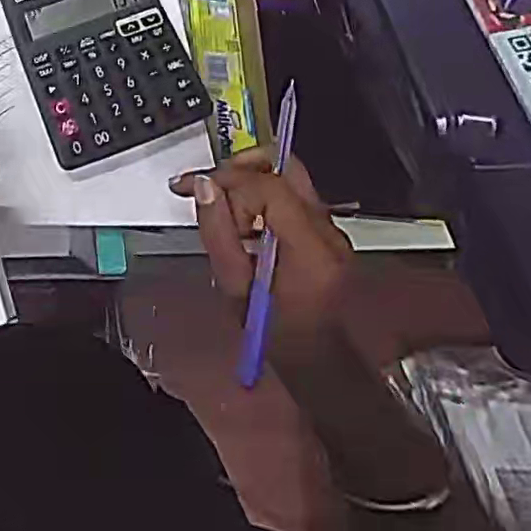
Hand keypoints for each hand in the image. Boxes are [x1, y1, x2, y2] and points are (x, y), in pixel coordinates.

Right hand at [170, 148, 352, 342]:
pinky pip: (291, 198)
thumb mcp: (235, 288)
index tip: (198, 188)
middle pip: (286, 166)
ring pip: (288, 178)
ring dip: (251, 184)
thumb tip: (203, 186)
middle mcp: (328, 231)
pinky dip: (263, 199)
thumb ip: (217, 232)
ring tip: (225, 211)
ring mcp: (332, 231)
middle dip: (243, 166)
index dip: (229, 180)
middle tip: (212, 184)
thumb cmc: (275, 333)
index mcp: (310, 247)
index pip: (269, 186)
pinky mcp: (327, 233)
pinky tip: (244, 225)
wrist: (320, 364)